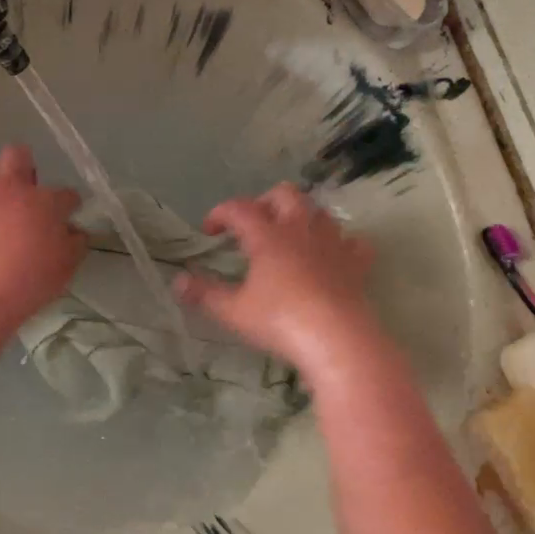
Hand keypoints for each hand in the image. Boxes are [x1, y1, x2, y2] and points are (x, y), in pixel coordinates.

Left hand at [0, 145, 84, 331]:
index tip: (67, 211)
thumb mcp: (65, 269)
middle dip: (22, 164)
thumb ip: (74, 244)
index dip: (69, 202)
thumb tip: (74, 230)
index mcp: (45, 202)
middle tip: (21, 187)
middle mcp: (9, 186)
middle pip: (18, 153)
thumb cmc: (28, 286)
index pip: (66, 193)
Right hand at [174, 182, 380, 375]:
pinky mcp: (356, 262)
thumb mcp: (233, 311)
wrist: (336, 339)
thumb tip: (177, 282)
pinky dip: (338, 242)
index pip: (239, 208)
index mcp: (268, 235)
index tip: (209, 229)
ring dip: (301, 216)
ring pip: (318, 212)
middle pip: (285, 194)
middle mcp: (301, 229)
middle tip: (252, 223)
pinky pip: (351, 241)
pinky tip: (331, 254)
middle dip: (264, 202)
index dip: (220, 213)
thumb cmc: (279, 321)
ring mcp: (333, 243)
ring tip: (289, 235)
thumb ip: (204, 294)